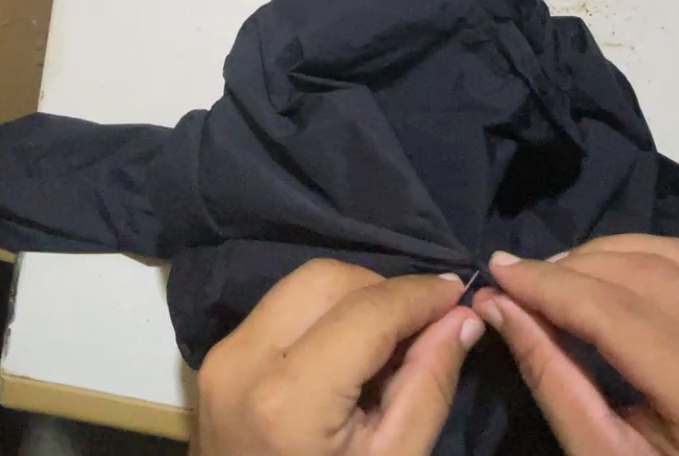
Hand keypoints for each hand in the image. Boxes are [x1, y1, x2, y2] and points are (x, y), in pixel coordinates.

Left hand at [194, 260, 483, 454]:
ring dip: (352, 295)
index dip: (417, 294)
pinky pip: (280, 305)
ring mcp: (223, 351)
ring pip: (300, 283)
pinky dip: (322, 310)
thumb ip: (427, 388)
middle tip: (421, 322)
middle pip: (325, 280)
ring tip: (387, 338)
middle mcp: (245, 357)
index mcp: (288, 399)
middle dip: (381, 289)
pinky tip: (348, 347)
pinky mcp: (218, 352)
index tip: (456, 291)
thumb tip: (460, 317)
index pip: (365, 311)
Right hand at [473, 235, 678, 455]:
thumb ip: (551, 376)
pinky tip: (625, 271)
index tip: (499, 270)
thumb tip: (496, 302)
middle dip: (576, 266)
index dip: (552, 287)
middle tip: (525, 276)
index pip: (622, 318)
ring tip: (566, 273)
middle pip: (654, 278)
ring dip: (613, 253)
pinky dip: (662, 257)